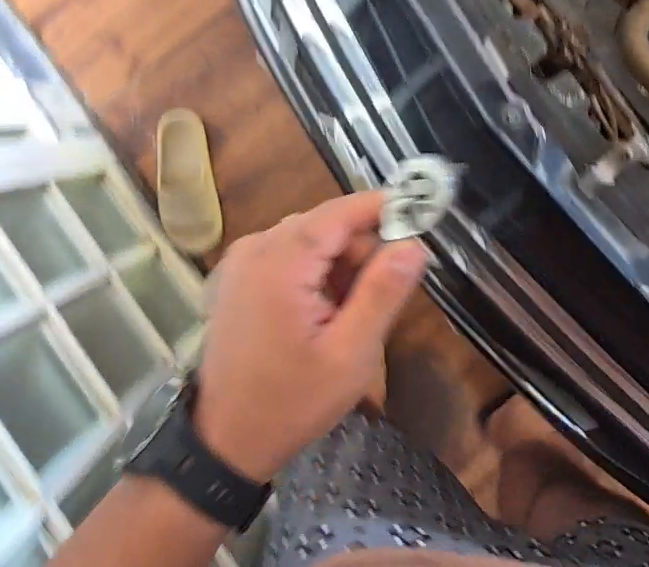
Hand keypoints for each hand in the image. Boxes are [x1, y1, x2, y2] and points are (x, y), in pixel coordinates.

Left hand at [191, 191, 428, 481]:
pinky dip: (314, 273)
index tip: (423, 213)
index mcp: (280, 261)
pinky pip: (290, 254)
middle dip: (361, 252)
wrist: (225, 440)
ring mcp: (243, 259)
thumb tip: (414, 244)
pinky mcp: (238, 275)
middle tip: (378, 300)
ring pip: (311, 239)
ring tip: (347, 316)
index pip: (342, 211)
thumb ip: (382, 293)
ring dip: (339, 266)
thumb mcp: (350, 355)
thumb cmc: (291, 402)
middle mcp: (256, 246)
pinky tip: (320, 315)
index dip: (384, 207)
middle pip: (327, 224)